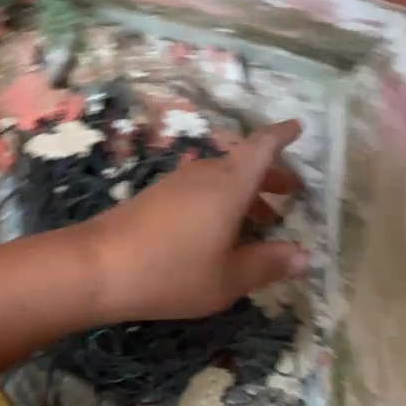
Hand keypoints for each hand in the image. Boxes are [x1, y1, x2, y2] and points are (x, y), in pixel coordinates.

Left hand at [76, 120, 310, 322]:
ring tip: (265, 218)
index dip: (281, 136)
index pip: (261, 148)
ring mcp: (177, 183)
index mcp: (228, 185)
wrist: (99, 264)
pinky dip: (223, 200)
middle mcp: (204, 174)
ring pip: (221, 177)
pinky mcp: (158, 196)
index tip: (298, 127)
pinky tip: (223, 230)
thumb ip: (269, 264)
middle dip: (270, 175)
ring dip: (246, 191)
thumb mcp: (229, 278)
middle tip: (293, 191)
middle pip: (243, 163)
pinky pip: (202, 188)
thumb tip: (306, 255)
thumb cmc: (172, 271)